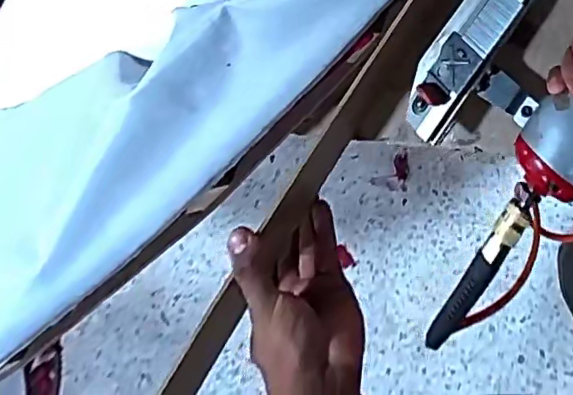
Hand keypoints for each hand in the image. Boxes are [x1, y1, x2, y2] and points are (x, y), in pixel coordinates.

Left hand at [229, 199, 363, 394]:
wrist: (326, 376)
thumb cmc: (290, 358)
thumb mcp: (267, 308)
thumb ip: (255, 272)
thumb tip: (239, 240)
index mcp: (261, 301)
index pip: (259, 260)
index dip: (262, 235)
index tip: (264, 210)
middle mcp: (285, 293)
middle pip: (285, 250)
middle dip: (287, 225)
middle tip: (288, 195)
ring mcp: (310, 288)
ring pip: (307, 246)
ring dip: (306, 223)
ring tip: (305, 196)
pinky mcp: (334, 284)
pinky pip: (328, 250)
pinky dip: (325, 229)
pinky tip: (321, 212)